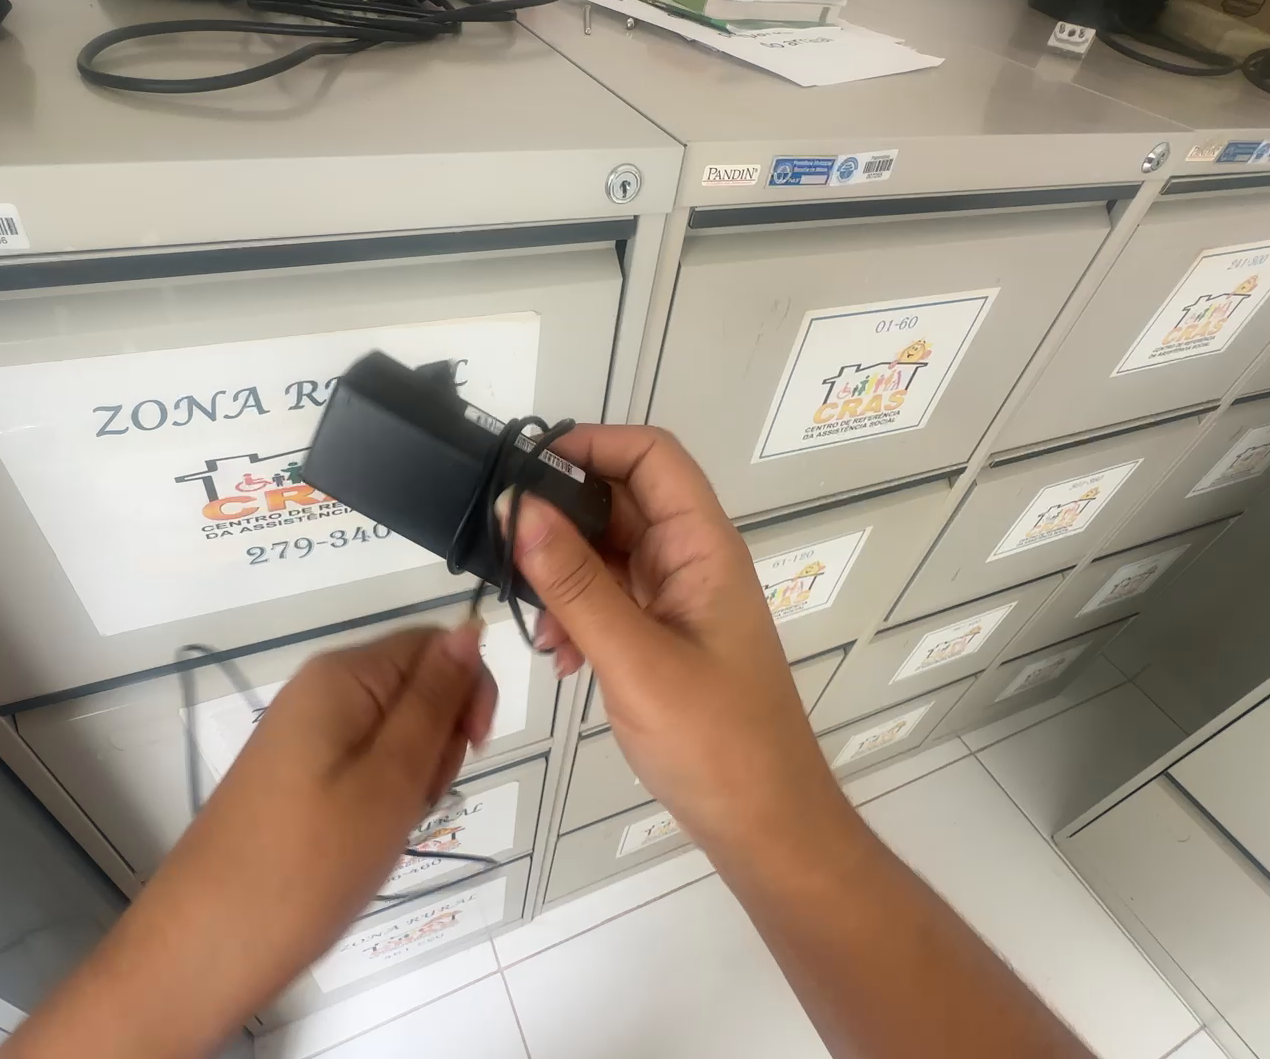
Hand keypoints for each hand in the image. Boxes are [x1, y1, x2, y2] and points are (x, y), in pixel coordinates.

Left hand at [0, 624, 495, 1058]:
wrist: (203, 952)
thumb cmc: (310, 862)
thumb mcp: (393, 775)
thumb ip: (436, 698)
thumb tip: (471, 629)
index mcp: (345, 675)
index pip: (437, 645)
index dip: (468, 688)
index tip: (473, 748)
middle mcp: (323, 689)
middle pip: (419, 684)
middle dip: (441, 736)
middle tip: (417, 797)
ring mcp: (309, 732)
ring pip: (400, 727)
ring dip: (417, 770)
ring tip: (390, 823)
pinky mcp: (302, 770)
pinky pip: (369, 759)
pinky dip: (387, 790)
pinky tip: (371, 833)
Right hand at [508, 426, 849, 853]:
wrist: (764, 826)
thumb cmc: (714, 741)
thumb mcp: (635, 657)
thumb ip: (575, 583)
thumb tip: (519, 509)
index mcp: (703, 547)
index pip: (651, 457)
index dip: (592, 444)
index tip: (525, 467)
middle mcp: (691, 561)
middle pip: (622, 503)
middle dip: (562, 519)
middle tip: (505, 547)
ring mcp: (676, 601)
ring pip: (608, 556)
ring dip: (563, 578)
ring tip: (537, 625)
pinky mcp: (661, 637)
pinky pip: (609, 602)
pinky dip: (577, 617)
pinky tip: (559, 657)